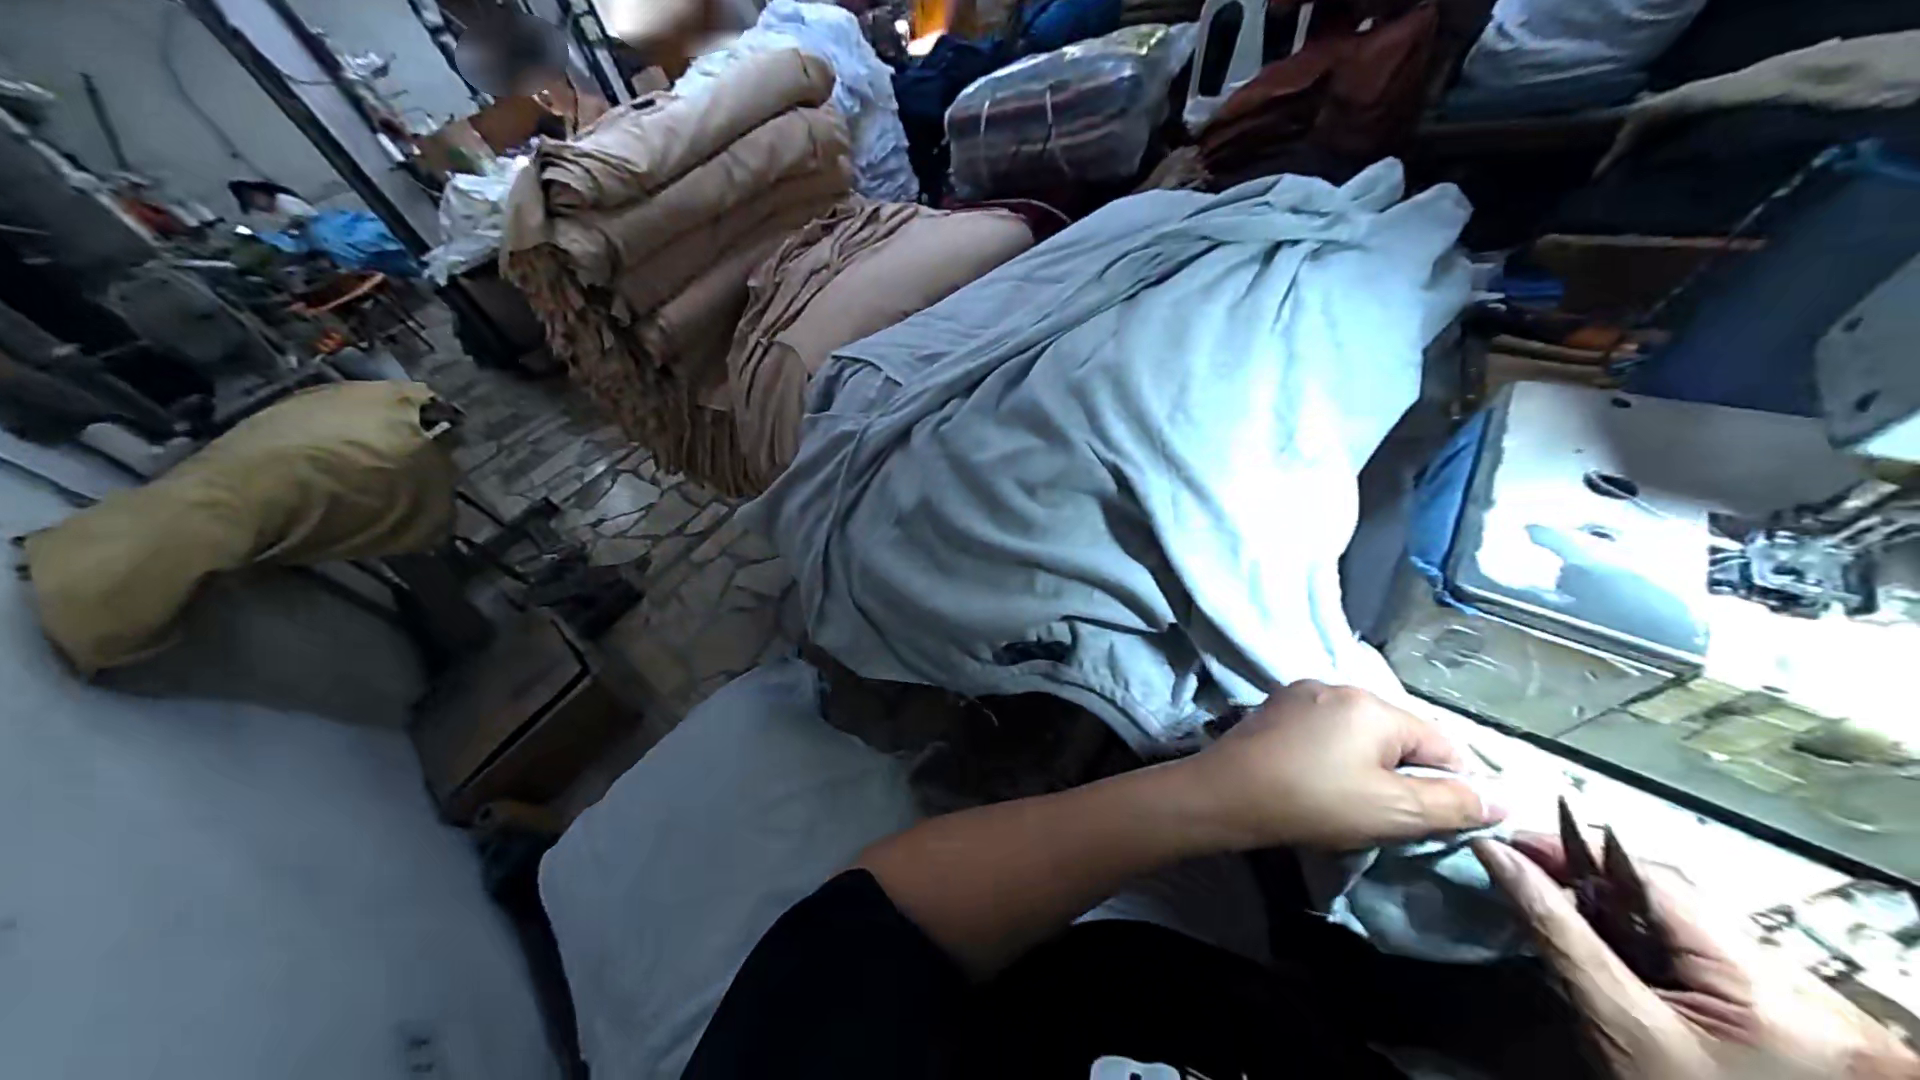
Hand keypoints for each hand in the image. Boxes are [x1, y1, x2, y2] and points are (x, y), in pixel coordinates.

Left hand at [1174, 680, 1504, 851]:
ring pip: (1359, 730)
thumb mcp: (1394, 811)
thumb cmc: (1315, 801)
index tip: (1442, 818)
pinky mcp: (1274, 707)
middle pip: (1398, 733)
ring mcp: (1300, 693)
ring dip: (1369, 762)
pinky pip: (1324, 728)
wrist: (1227, 793)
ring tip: (1354, 799)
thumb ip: (1453, 803)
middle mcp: (1337, 685)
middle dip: (1407, 771)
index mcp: (1373, 704)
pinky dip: (1334, 752)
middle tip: (1393, 812)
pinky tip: (1319, 779)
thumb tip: (1502, 797)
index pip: (1442, 743)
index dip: (1455, 784)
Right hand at [1475, 834, 1919, 1079]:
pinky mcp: (1805, 1018)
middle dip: (1600, 880)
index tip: (1516, 842)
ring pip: (1694, 921)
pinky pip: (1715, 950)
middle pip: (1680, 899)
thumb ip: (1558, 932)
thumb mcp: (1616, 1023)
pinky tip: (1621, 945)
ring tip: (1565, 902)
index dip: (1582, 853)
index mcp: (1778, 990)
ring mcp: (1820, 1005)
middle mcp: (1815, 989)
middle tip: (1529, 868)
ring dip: (1624, 907)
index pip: (1660, 883)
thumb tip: (1496, 854)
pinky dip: (1657, 938)